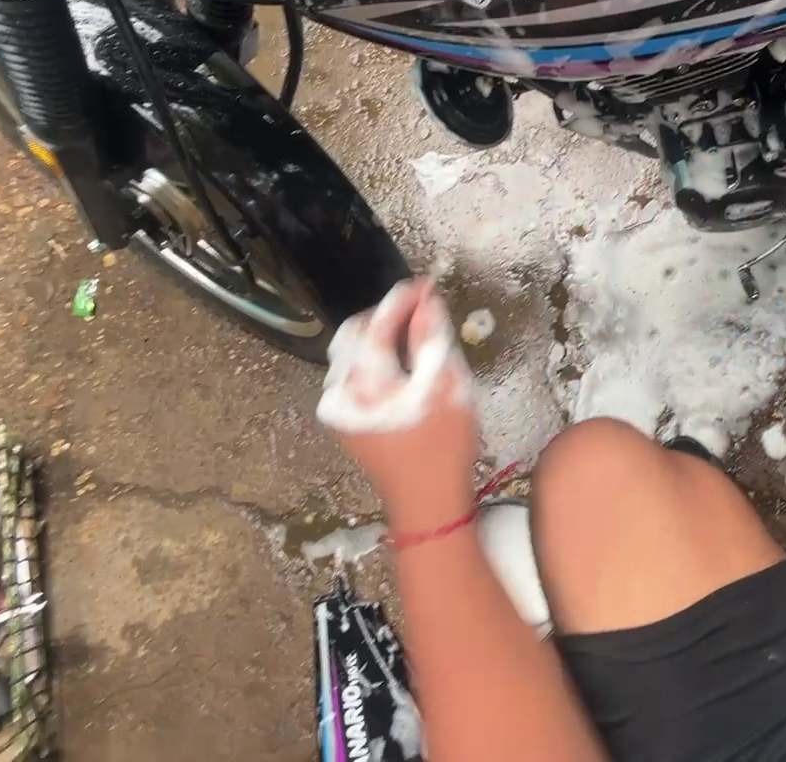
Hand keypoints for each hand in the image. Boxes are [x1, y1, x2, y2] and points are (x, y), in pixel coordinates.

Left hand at [320, 280, 481, 529]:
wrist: (427, 502)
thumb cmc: (445, 445)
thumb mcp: (449, 386)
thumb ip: (433, 339)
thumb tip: (427, 302)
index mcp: (365, 385)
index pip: (378, 325)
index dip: (403, 300)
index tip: (426, 283)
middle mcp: (339, 393)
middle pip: (354, 335)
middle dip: (386, 316)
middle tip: (421, 308)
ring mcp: (336, 409)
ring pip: (350, 353)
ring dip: (379, 336)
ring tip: (414, 331)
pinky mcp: (343, 420)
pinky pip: (353, 374)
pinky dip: (375, 358)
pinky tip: (402, 362)